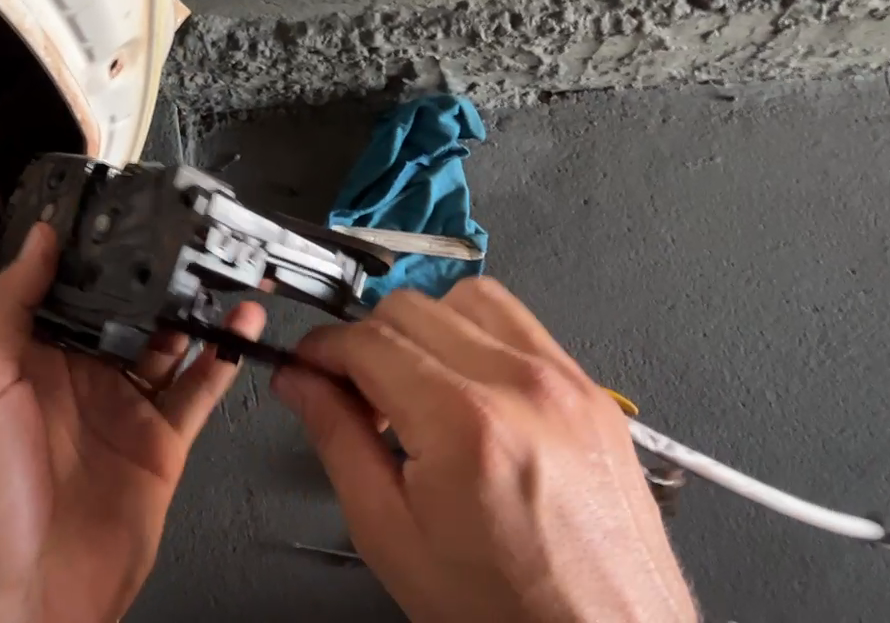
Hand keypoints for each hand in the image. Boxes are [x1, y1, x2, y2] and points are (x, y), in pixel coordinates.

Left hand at [0, 224, 264, 622]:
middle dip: (158, 274)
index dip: (101, 252)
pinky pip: (198, 391)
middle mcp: (81, 373)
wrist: (20, 602)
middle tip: (191, 236)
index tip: (130, 213)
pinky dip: (222, 357)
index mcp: (33, 354)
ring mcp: (124, 407)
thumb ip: (13, 304)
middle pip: (129, 309)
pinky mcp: (160, 443)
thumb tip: (39, 237)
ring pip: (169, 342)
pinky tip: (239, 328)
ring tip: (224, 271)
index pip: (74, 286)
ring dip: (197, 308)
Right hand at [273, 279, 695, 622]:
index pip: (366, 340)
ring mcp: (564, 383)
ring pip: (463, 297)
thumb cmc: (508, 613)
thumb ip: (336, 440)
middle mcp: (520, 387)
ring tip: (413, 383)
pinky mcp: (589, 391)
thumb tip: (299, 383)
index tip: (307, 365)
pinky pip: (518, 322)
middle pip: (408, 308)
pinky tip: (464, 383)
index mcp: (464, 424)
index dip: (321, 350)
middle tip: (353, 389)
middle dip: (364, 341)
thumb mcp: (389, 534)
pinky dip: (476, 334)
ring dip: (423, 327)